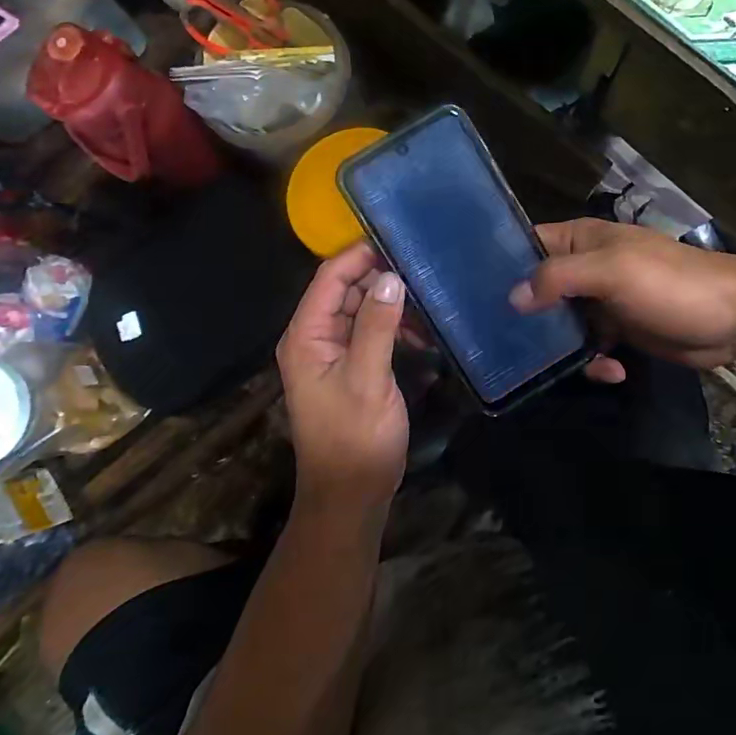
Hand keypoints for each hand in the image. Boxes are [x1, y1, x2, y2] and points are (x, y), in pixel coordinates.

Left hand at [277, 243, 408, 503]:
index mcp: (306, 336)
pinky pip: (371, 334)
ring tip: (429, 300)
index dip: (360, 256)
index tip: (398, 240)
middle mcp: (314, 339)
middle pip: (345, 291)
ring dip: (391, 305)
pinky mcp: (352, 369)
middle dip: (381, 279)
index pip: (329, 279)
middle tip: (423, 269)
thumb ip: (377, 326)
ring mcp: (333, 354)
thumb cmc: (355, 438)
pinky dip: (394, 328)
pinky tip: (423, 334)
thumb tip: (390, 277)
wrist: (351, 494)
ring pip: (362, 311)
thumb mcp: (367, 379)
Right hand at [511, 218, 735, 382]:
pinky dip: (595, 363)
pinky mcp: (619, 332)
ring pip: (560, 325)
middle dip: (526, 317)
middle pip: (538, 290)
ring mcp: (601, 302)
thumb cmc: (670, 285)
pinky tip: (613, 371)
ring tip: (568, 365)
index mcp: (581, 241)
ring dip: (561, 348)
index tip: (473, 293)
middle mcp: (586, 268)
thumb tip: (513, 297)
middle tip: (504, 344)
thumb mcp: (612, 272)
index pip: (528, 243)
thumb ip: (559, 278)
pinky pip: (589, 348)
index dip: (502, 263)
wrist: (733, 318)